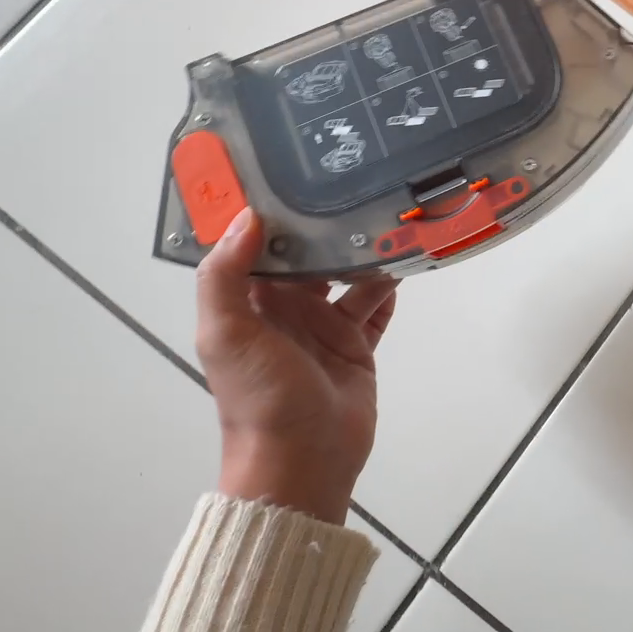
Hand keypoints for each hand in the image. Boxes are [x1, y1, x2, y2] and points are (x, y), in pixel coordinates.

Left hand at [194, 207, 397, 523]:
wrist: (303, 459)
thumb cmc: (259, 396)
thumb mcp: (227, 335)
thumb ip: (225, 275)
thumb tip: (247, 214)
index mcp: (250, 302)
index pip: (259, 245)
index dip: (272, 211)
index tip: (295, 171)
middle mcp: (287, 308)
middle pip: (311, 256)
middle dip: (330, 226)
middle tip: (360, 186)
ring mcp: (325, 326)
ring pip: (349, 276)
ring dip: (367, 253)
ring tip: (393, 219)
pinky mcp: (357, 344)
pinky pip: (376, 305)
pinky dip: (390, 286)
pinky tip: (407, 260)